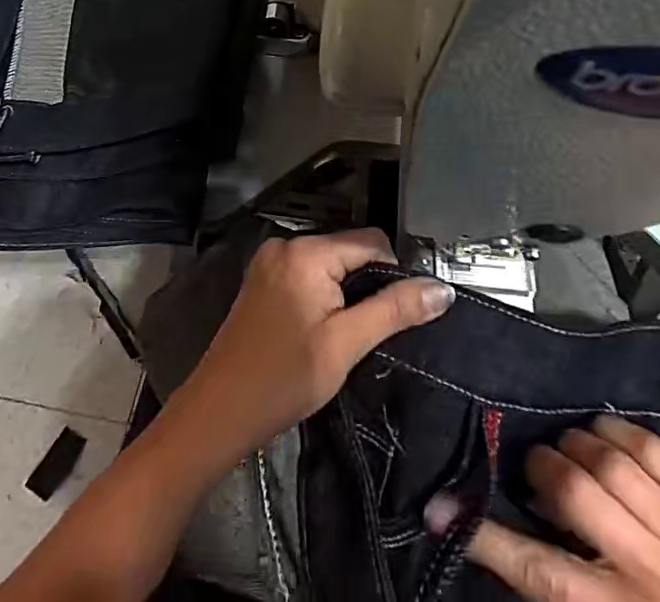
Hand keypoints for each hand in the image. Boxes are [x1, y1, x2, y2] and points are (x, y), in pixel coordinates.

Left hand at [164, 228, 455, 464]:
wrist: (216, 416)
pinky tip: (326, 331)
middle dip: (371, 285)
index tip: (402, 313)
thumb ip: (395, 309)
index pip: (373, 242)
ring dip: (349, 294)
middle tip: (376, 330)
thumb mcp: (346, 344)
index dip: (395, 274)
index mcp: (305, 253)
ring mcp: (270, 264)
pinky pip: (310, 277)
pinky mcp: (263, 283)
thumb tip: (442, 290)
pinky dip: (327, 297)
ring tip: (352, 334)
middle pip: (351, 251)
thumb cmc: (281, 380)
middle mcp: (285, 246)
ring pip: (332, 267)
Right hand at [428, 416, 659, 601]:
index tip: (443, 511)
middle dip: (543, 468)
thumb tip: (535, 566)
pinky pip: (659, 455)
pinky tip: (609, 431)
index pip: (537, 571)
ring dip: (580, 444)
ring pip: (614, 465)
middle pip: (574, 493)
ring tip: (569, 444)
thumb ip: (581, 599)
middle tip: (535, 465)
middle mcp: (648, 567)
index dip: (487, 537)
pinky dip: (625, 434)